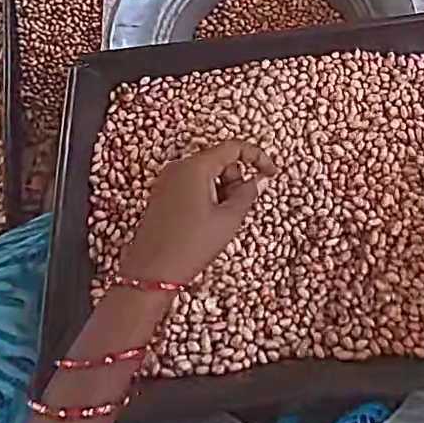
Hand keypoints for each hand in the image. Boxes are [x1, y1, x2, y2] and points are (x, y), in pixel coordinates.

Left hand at [119, 141, 274, 285]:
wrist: (152, 274)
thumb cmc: (190, 245)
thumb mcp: (229, 219)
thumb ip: (248, 193)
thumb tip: (259, 179)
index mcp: (195, 167)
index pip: (233, 148)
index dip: (257, 157)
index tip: (271, 172)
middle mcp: (178, 168)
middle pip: (219, 161)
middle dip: (236, 180)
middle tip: (237, 209)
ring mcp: (167, 182)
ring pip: (207, 175)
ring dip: (222, 192)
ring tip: (220, 221)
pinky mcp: (162, 197)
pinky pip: (192, 187)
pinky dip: (207, 198)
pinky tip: (206, 224)